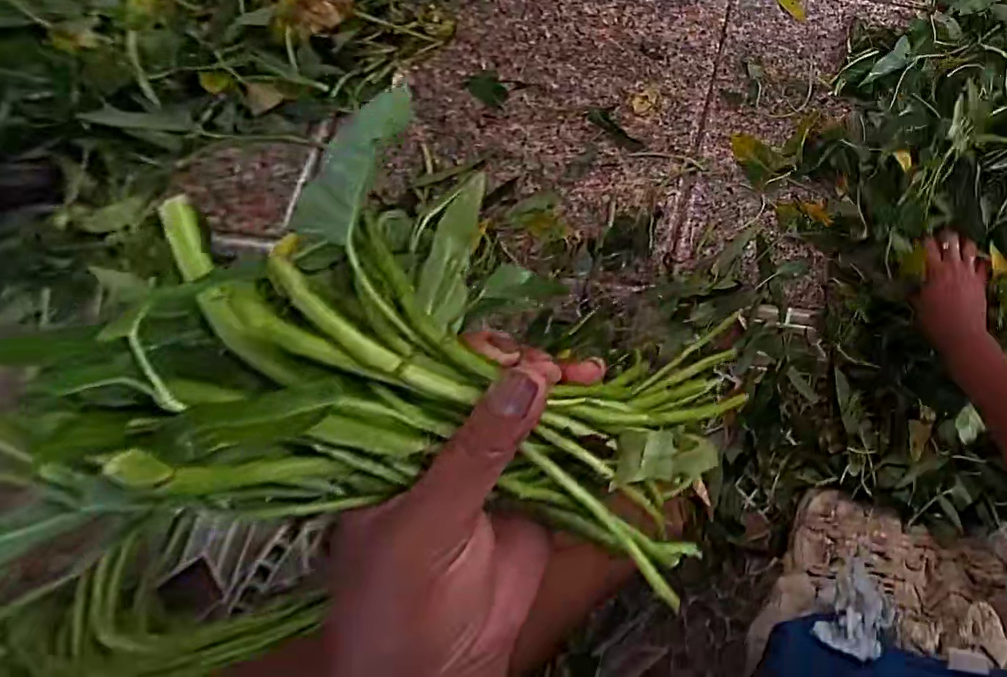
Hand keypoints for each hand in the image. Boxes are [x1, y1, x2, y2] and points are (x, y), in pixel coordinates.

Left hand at [317, 336, 600, 676]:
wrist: (443, 674)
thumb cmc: (401, 608)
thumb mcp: (429, 527)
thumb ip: (476, 453)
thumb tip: (527, 378)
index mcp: (403, 448)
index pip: (437, 379)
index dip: (481, 360)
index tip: (518, 361)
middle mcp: (451, 444)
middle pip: (497, 382)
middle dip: (533, 367)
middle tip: (560, 373)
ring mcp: (498, 460)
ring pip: (536, 404)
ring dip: (568, 386)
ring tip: (591, 377)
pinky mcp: (538, 480)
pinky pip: (567, 439)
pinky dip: (591, 419)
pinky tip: (605, 403)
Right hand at [914, 230, 990, 353]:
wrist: (964, 337)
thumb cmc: (937, 325)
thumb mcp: (919, 309)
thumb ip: (915, 294)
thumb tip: (910, 288)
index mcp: (935, 271)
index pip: (929, 246)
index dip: (926, 240)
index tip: (923, 240)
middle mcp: (953, 267)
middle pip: (951, 240)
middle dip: (946, 235)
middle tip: (943, 237)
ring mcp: (969, 273)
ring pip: (969, 247)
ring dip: (964, 243)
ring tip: (961, 244)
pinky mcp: (981, 282)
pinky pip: (983, 265)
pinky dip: (980, 260)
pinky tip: (977, 262)